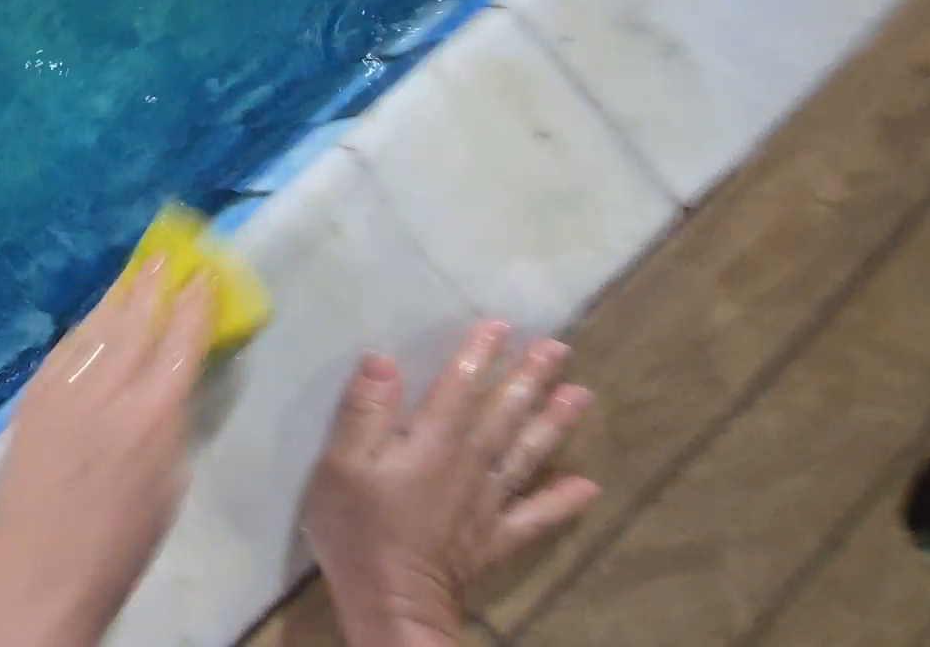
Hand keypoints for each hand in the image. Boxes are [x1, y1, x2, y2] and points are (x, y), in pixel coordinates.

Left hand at [0, 262, 212, 646]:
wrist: (37, 566)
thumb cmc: (119, 544)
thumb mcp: (169, 485)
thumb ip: (171, 424)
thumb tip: (173, 382)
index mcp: (152, 416)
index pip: (180, 344)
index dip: (196, 307)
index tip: (207, 277)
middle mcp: (108, 389)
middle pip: (136, 322)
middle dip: (156, 285)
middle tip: (168, 255)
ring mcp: (65, 386)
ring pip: (99, 326)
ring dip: (121, 294)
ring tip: (138, 268)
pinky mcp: (34, 393)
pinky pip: (67, 346)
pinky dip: (86, 325)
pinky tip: (96, 312)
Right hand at [299, 320, 600, 646]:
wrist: (390, 605)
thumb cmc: (355, 527)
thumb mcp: (341, 463)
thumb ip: (365, 410)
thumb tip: (384, 359)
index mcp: (430, 443)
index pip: (459, 387)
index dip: (478, 355)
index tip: (501, 325)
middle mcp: (468, 465)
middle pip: (503, 414)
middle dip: (529, 378)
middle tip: (559, 347)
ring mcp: (488, 504)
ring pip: (527, 454)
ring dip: (554, 423)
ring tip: (581, 394)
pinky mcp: (495, 539)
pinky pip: (537, 516)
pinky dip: (563, 500)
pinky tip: (588, 485)